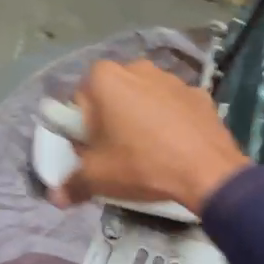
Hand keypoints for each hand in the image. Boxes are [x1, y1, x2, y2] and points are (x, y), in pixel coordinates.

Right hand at [50, 60, 253, 214]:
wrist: (208, 172)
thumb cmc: (143, 166)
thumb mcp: (99, 179)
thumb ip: (73, 183)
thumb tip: (56, 196)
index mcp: (104, 78)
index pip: (80, 102)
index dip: (83, 131)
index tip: (95, 153)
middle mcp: (137, 67)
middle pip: (113, 98)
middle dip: (112, 123)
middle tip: (120, 156)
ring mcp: (172, 78)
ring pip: (145, 100)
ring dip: (142, 121)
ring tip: (150, 155)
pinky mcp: (199, 94)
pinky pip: (174, 108)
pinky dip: (171, 124)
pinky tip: (176, 149)